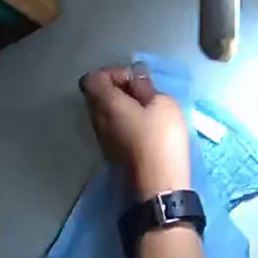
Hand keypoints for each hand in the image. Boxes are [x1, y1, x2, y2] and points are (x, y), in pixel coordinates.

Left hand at [81, 62, 190, 198]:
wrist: (157, 185)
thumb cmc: (161, 139)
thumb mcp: (164, 104)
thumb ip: (147, 86)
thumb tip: (137, 76)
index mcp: (105, 103)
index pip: (93, 78)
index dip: (114, 73)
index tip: (137, 80)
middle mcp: (96, 119)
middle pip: (98, 95)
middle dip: (120, 90)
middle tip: (146, 95)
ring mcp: (102, 139)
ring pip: (106, 113)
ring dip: (125, 108)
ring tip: (150, 112)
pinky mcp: (112, 154)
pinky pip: (114, 129)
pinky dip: (127, 123)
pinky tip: (148, 130)